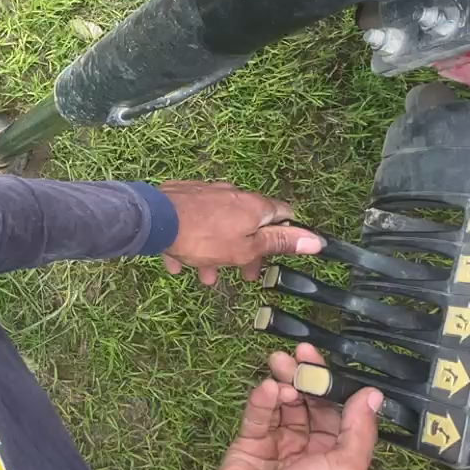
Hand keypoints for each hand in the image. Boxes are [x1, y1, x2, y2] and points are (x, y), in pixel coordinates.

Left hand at [159, 181, 322, 284]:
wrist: (154, 220)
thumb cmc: (204, 238)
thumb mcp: (246, 248)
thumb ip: (278, 243)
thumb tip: (316, 240)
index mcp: (253, 205)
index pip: (283, 214)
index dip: (287, 235)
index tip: (281, 253)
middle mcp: (231, 194)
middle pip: (248, 223)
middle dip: (247, 251)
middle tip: (243, 275)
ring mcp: (203, 193)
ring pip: (216, 226)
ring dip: (214, 253)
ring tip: (204, 276)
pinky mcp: (178, 197)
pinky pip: (191, 222)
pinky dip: (189, 242)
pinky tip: (176, 263)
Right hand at [188, 344, 379, 469]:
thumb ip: (357, 431)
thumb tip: (374, 393)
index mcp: (338, 459)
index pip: (339, 413)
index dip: (334, 387)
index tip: (325, 360)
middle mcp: (310, 448)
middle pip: (310, 404)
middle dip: (306, 379)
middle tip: (297, 354)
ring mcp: (278, 443)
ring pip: (283, 405)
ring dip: (283, 384)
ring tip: (278, 364)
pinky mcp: (249, 441)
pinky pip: (258, 415)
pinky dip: (261, 399)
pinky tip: (265, 388)